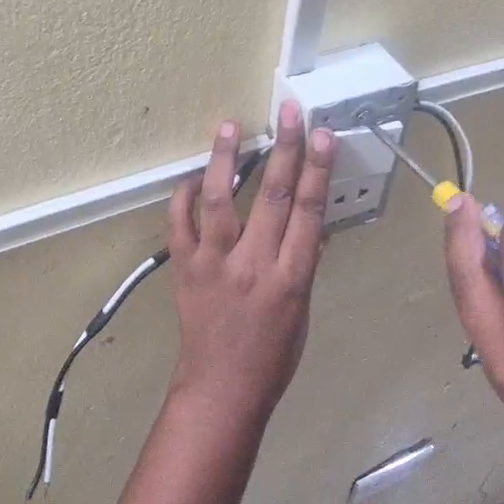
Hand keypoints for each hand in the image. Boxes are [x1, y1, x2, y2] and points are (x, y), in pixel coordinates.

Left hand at [166, 100, 334, 421]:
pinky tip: (193, 176)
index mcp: (291, 277)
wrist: (221, 391)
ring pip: (220, 201)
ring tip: (229, 126)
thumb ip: (303, 263)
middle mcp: (254, 264)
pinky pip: (180, 225)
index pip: (309, 211)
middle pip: (273, 196)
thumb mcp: (303, 311)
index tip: (323, 135)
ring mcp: (215, 264)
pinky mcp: (185, 269)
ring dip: (225, 160)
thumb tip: (310, 223)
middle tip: (289, 112)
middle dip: (284, 149)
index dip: (318, 169)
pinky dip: (183, 197)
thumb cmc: (272, 357)